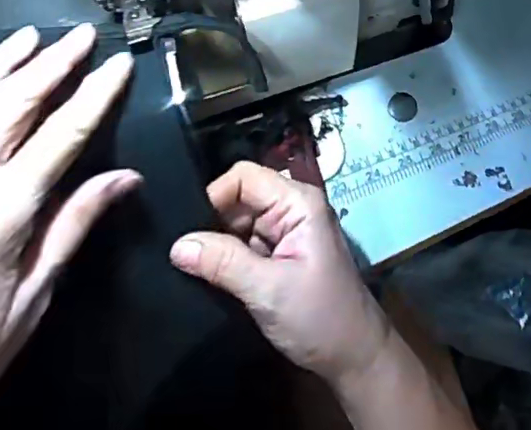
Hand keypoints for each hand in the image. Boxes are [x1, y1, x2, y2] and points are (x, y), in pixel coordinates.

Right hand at [168, 162, 391, 385]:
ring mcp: (285, 232)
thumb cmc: (320, 316)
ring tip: (189, 268)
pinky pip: (243, 245)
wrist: (352, 353)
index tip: (185, 231)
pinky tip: (207, 277)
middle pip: (239, 198)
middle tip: (181, 255)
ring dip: (216, 244)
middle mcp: (291, 208)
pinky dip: (225, 259)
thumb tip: (177, 245)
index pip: (245, 177)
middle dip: (211, 223)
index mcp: (298, 202)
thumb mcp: (268, 290)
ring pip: (237, 223)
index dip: (214, 196)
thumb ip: (224, 263)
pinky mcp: (278, 255)